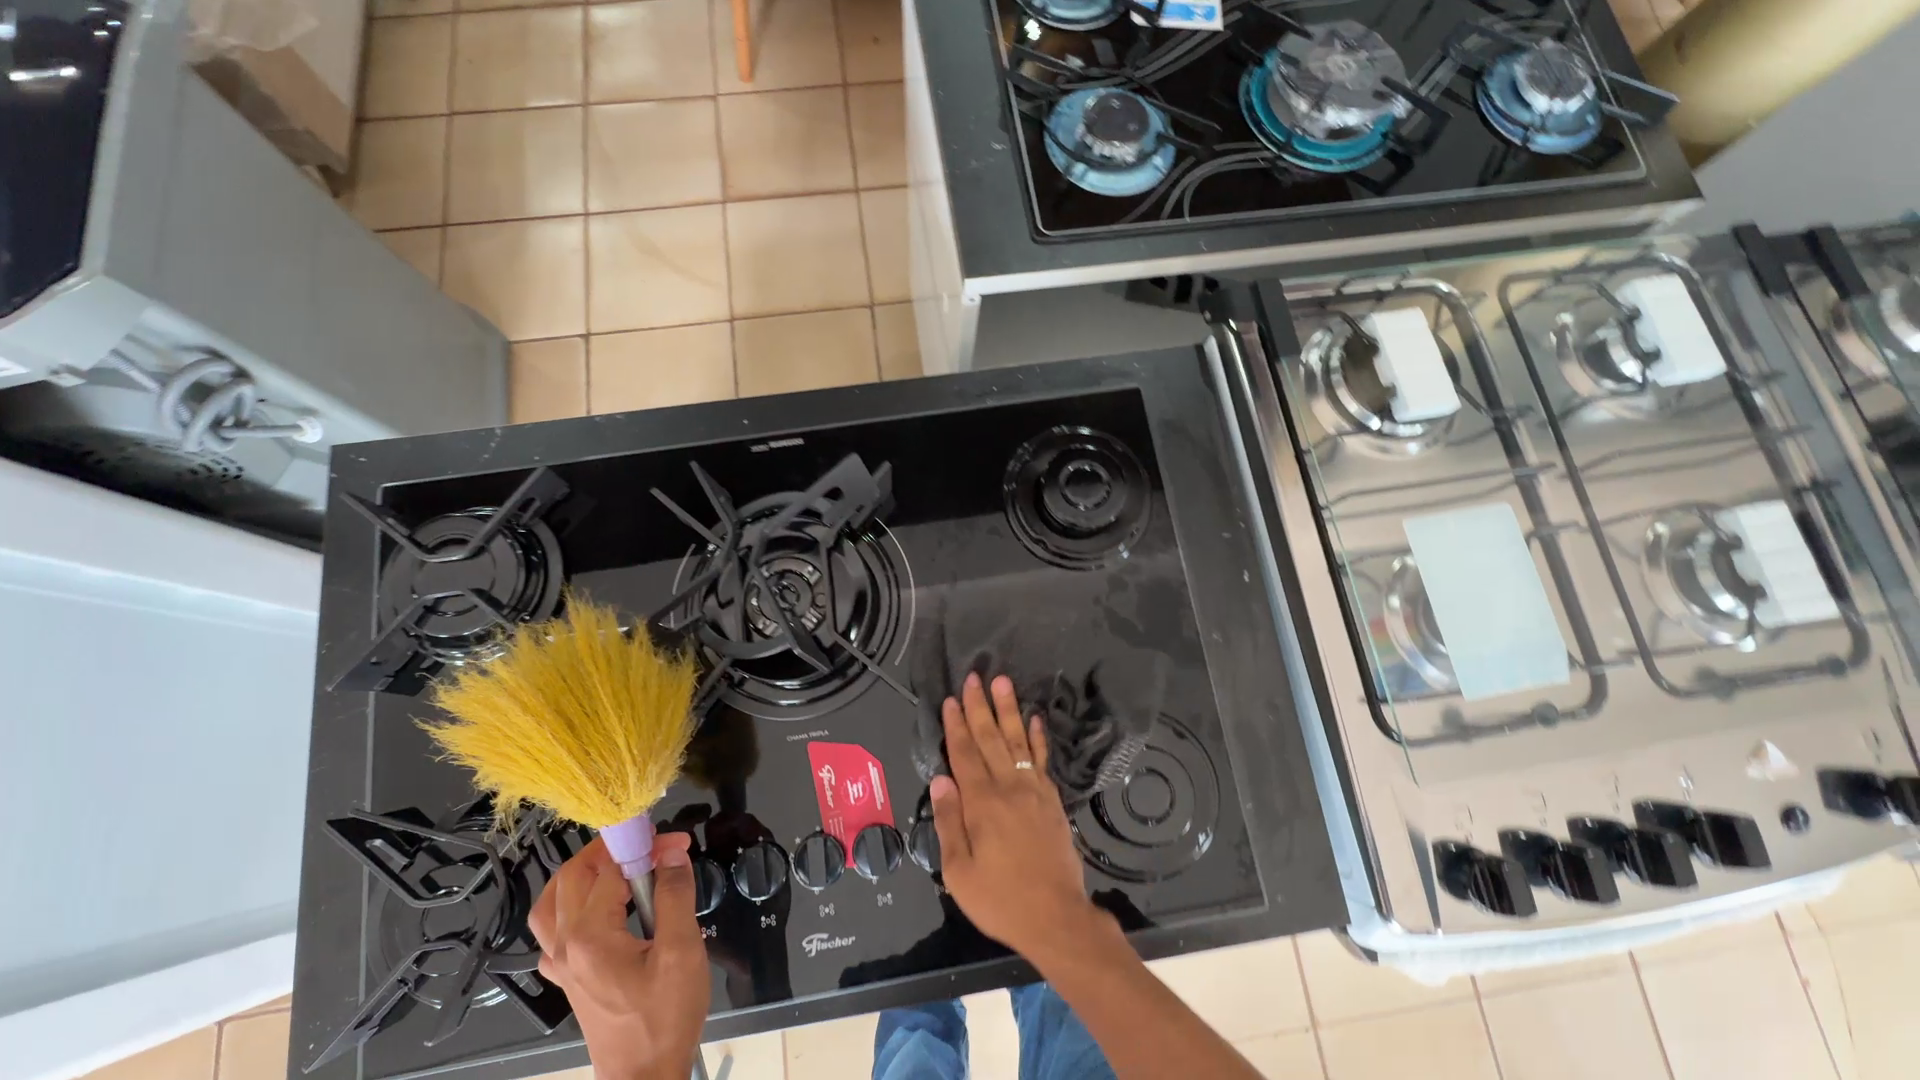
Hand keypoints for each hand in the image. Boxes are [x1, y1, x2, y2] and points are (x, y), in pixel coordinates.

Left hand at [529, 833, 710, 1079]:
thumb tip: (671, 853)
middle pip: (572, 876)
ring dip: (584, 875)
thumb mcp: (681, 952)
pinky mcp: (567, 978)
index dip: (645, 847)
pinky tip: (600, 911)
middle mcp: (565, 945)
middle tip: (650, 848)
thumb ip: (675, 896)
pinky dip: (572, 907)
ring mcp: (561, 964)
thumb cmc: (664, 1018)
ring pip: (554, 901)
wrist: (643, 1077)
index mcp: (589, 936)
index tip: (677, 843)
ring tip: (620, 867)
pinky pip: (555, 930)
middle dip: (611, 852)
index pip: (612, 869)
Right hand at [930, 672, 1109, 960]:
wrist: (1056, 917)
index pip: (965, 754)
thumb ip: (949, 821)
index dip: (956, 726)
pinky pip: (1042, 761)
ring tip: (1003, 683)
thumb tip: (941, 778)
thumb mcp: (959, 871)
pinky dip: (1037, 738)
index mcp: (981, 804)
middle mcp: (1009, 789)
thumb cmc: (1000, 899)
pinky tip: (1034, 720)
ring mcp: (1035, 793)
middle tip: (975, 677)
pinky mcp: (1053, 802)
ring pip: (1018, 743)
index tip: (950, 699)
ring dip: (1009, 711)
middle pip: (991, 740)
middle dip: (980, 707)